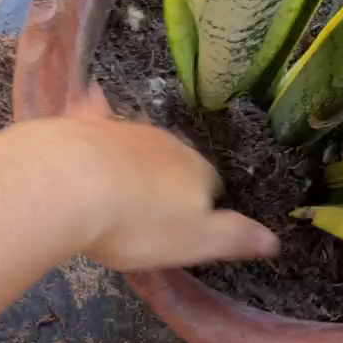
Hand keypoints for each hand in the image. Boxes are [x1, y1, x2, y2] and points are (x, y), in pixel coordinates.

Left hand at [0, 87, 278, 270]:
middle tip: (147, 213)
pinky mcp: (83, 125)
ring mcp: (123, 128)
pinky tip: (89, 101)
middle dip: (167, 181)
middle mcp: (165, 141)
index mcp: (197, 170)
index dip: (201, 207)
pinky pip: (95, 115)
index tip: (183, 228)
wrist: (67, 183)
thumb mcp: (195, 241)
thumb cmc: (137, 222)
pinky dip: (96, 114)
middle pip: (175, 161)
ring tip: (118, 185)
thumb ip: (234, 237)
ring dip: (134, 159)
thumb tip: (275, 240)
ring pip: (138, 142)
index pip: (211, 185)